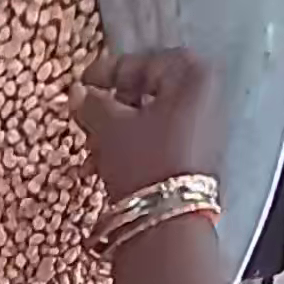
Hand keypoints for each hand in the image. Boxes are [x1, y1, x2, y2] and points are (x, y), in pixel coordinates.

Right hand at [70, 48, 222, 200]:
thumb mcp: (111, 130)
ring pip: (150, 123)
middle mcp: (205, 98)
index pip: (146, 63)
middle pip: (150, 93)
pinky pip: (157, 145)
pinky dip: (131, 151)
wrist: (166, 220)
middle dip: (112, 109)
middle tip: (86, 121)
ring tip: (91, 154)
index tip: (82, 83)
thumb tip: (77, 94)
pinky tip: (107, 168)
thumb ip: (93, 106)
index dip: (109, 72)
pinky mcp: (192, 162)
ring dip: (116, 135)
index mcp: (193, 77)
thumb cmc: (143, 162)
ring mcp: (202, 132)